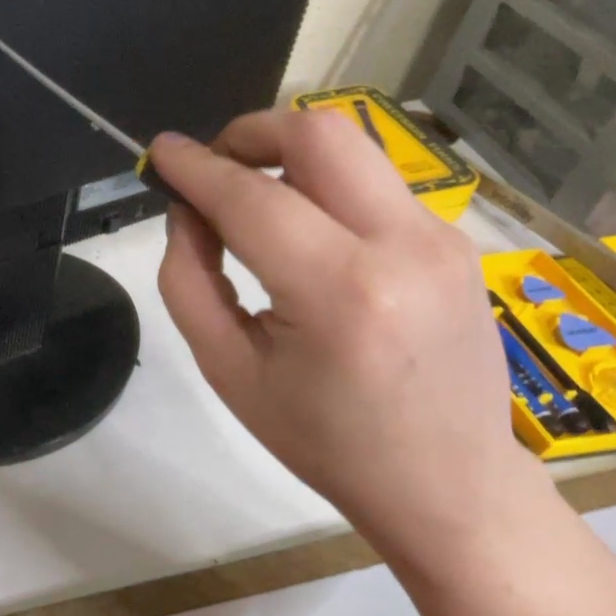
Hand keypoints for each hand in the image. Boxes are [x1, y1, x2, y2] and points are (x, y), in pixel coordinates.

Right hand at [149, 111, 547, 562]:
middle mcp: (402, 246)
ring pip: (352, 149)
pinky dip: (324, 186)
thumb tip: (186, 211)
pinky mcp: (455, 241)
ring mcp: (441, 238)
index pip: (251, 197)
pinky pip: (376, 183)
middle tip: (212, 168)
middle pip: (319, 133)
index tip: (160, 152)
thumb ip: (189, 280)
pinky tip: (303, 232)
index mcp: (340, 292)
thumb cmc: (323, 439)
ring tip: (250, 199)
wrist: (446, 482)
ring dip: (288, 155)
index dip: (196, 167)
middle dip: (250, 132)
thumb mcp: (228, 369)